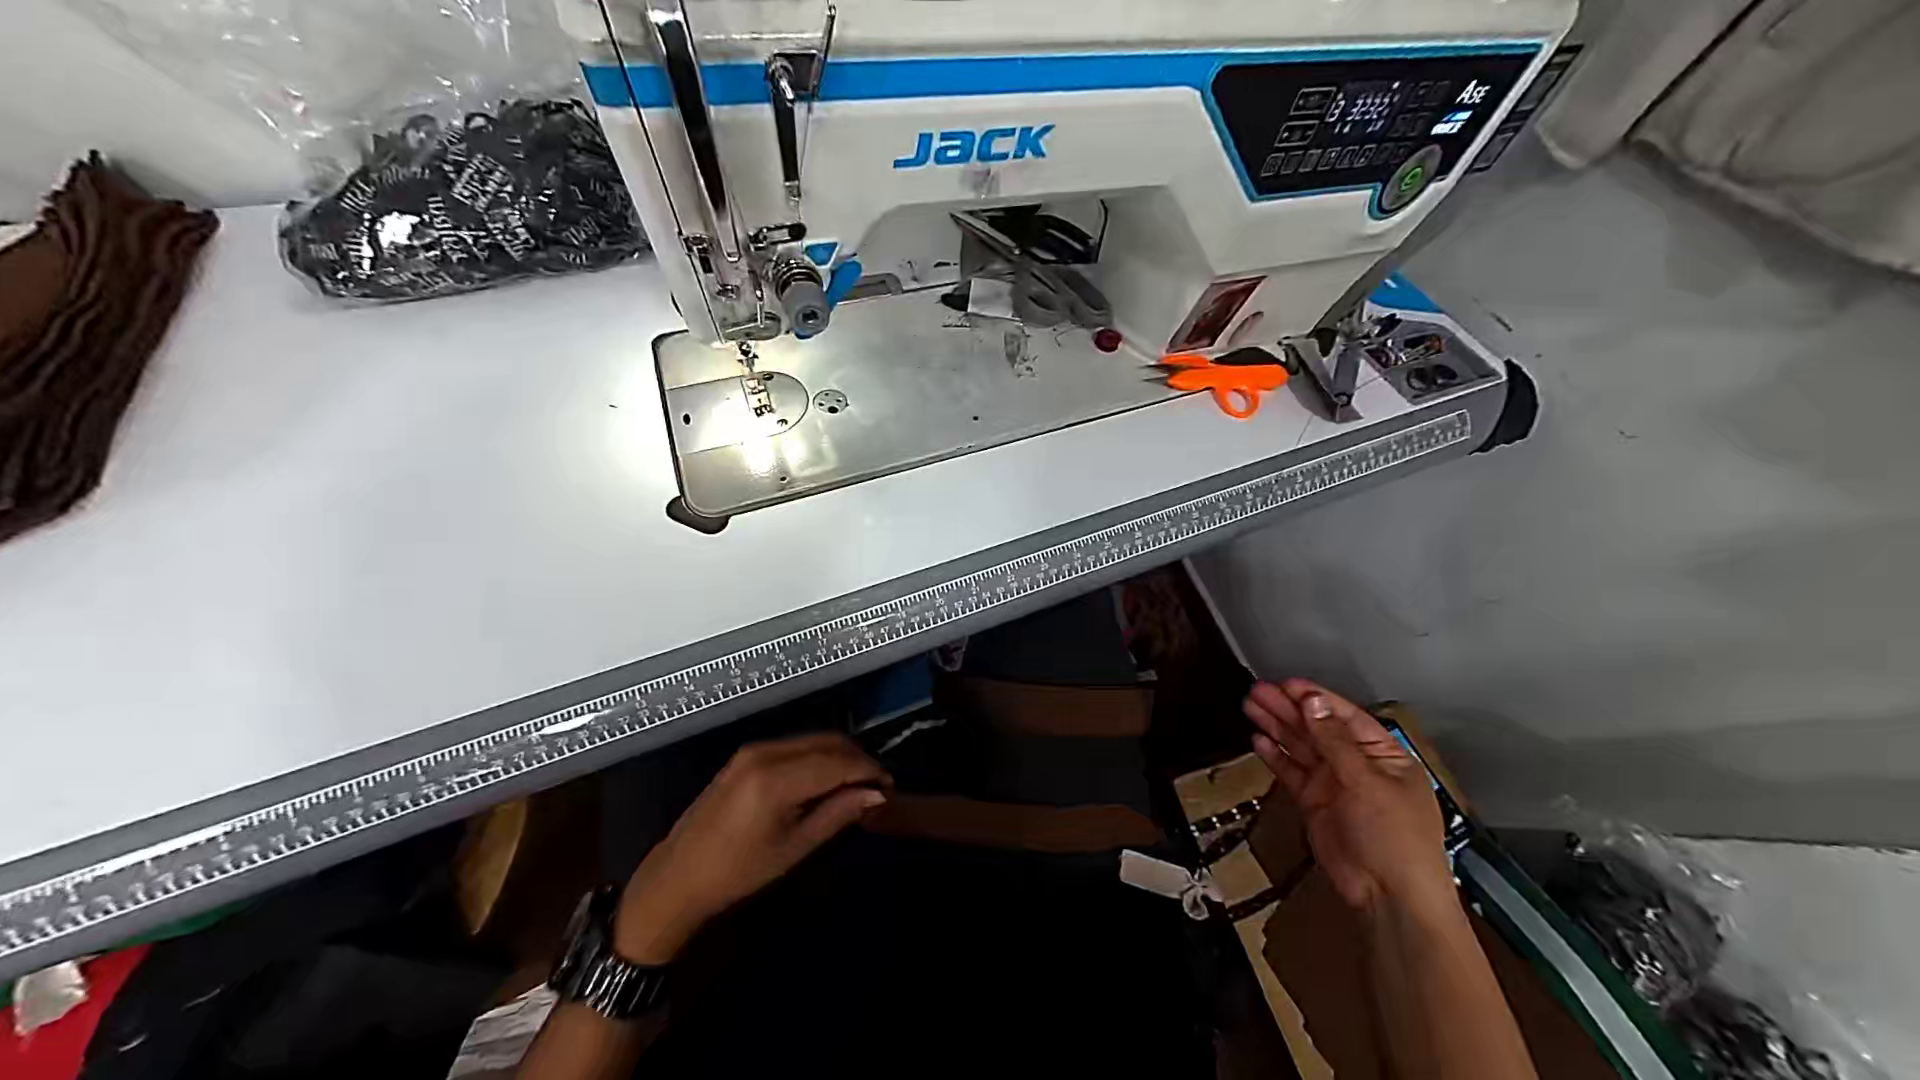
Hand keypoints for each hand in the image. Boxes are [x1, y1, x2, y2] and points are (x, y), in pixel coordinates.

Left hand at [613, 733, 890, 963]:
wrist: (679, 876)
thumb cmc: (739, 872)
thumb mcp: (795, 848)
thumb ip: (838, 814)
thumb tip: (878, 794)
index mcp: (777, 778)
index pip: (839, 761)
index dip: (870, 770)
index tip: (890, 788)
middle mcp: (766, 751)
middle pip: (829, 742)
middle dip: (859, 759)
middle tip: (877, 788)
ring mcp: (754, 748)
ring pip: (814, 739)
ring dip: (840, 756)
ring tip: (856, 785)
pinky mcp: (747, 753)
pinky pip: (795, 744)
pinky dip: (819, 756)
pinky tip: (826, 779)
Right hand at [1243, 680, 1452, 914]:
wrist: (1388, 896)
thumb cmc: (1395, 837)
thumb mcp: (1367, 782)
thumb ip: (1335, 741)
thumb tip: (1313, 703)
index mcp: (1384, 756)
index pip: (1345, 717)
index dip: (1315, 699)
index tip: (1286, 684)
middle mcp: (1358, 765)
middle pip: (1317, 729)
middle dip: (1288, 709)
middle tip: (1258, 690)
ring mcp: (1334, 784)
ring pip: (1300, 747)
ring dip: (1276, 726)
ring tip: (1250, 706)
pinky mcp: (1315, 802)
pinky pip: (1292, 773)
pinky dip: (1275, 757)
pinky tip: (1258, 741)